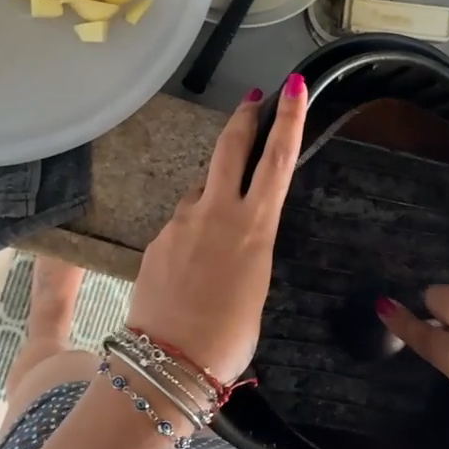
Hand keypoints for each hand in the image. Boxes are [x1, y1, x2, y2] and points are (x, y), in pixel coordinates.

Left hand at [126, 76, 308, 382]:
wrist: (170, 360)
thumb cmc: (229, 337)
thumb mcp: (255, 287)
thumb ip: (246, 249)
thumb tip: (232, 236)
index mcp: (253, 226)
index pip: (276, 160)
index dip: (288, 120)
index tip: (292, 88)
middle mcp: (215, 212)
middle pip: (229, 148)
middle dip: (243, 118)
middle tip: (251, 99)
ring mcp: (180, 223)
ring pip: (200, 191)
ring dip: (211, 193)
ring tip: (218, 233)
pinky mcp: (156, 240)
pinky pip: (180, 225)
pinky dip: (190, 232)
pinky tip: (190, 266)